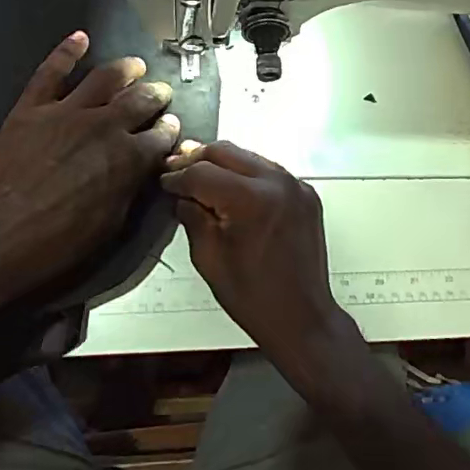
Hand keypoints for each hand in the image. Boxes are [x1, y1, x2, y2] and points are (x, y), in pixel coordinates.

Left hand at [0, 31, 181, 302]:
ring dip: (125, 68)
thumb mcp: (108, 225)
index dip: (169, 130)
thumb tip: (138, 171)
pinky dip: (66, 52)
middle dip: (155, 95)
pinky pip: (51, 72)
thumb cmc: (54, 244)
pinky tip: (79, 38)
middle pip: (139, 100)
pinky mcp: (31, 108)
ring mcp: (66, 112)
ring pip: (105, 78)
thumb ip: (128, 189)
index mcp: (127, 159)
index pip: (160, 136)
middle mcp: (103, 127)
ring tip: (136, 64)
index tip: (171, 126)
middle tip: (161, 93)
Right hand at [161, 142, 353, 365]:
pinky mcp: (306, 194)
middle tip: (175, 169)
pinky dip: (246, 174)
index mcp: (251, 200)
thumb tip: (182, 194)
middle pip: (226, 152)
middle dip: (197, 158)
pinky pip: (269, 172)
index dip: (178, 176)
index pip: (202, 172)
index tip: (164, 182)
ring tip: (199, 174)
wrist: (301, 317)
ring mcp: (296, 185)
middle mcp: (277, 183)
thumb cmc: (252, 296)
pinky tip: (232, 188)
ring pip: (248, 156)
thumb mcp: (208, 257)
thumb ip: (192, 216)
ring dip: (222, 163)